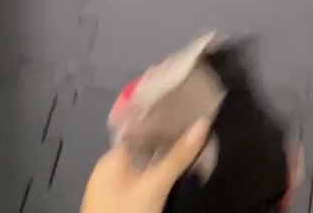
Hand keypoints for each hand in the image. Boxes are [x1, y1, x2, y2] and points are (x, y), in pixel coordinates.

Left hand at [82, 117, 210, 212]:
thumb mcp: (154, 186)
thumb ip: (177, 156)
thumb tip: (202, 123)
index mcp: (111, 158)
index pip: (139, 126)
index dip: (164, 118)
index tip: (188, 110)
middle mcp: (109, 170)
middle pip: (143, 146)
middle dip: (168, 140)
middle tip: (196, 130)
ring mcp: (112, 190)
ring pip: (144, 165)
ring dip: (164, 159)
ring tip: (191, 148)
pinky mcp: (118, 205)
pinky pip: (141, 181)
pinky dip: (158, 175)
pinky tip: (174, 175)